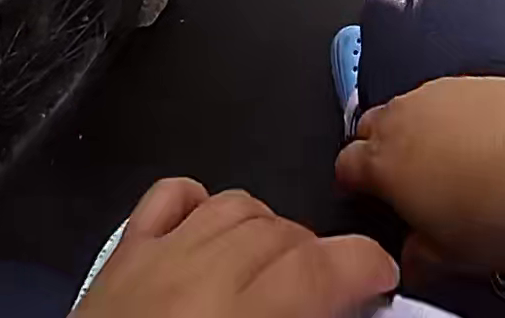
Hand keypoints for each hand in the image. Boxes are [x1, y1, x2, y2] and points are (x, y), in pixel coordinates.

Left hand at [74, 178, 397, 317]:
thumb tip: (337, 310)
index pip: (314, 271)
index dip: (362, 264)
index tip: (384, 279)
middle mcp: (196, 279)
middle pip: (280, 235)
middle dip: (317, 257)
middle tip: (325, 294)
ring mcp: (154, 258)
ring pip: (235, 205)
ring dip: (268, 228)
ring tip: (273, 266)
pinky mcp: (120, 256)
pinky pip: (170, 197)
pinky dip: (198, 202)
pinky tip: (209, 229)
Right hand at [335, 77, 504, 271]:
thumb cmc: (502, 207)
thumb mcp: (454, 257)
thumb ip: (420, 256)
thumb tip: (415, 256)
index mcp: (385, 161)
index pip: (346, 164)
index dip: (350, 182)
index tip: (362, 195)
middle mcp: (405, 115)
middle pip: (370, 125)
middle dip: (376, 148)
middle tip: (400, 178)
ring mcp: (439, 90)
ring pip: (408, 107)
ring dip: (415, 129)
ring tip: (444, 161)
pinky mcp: (473, 77)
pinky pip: (446, 95)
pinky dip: (450, 114)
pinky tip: (478, 139)